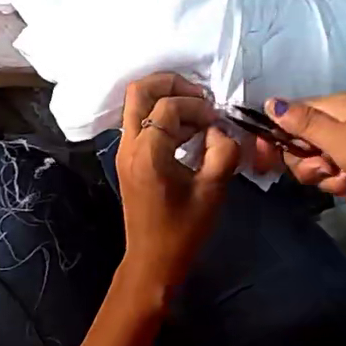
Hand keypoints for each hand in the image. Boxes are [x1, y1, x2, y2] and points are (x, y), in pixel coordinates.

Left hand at [113, 73, 240, 302]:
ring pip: (136, 104)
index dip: (197, 106)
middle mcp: (129, 145)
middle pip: (139, 91)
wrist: (152, 261)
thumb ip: (222, 151)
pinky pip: (139, 122)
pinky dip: (161, 116)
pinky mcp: (127, 158)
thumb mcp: (212, 190)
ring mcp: (124, 151)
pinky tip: (186, 132)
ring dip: (166, 99)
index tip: (217, 122)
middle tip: (201, 97)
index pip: (168, 107)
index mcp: (147, 153)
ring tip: (198, 116)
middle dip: (171, 84)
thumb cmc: (183, 230)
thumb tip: (219, 129)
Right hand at [250, 93, 345, 238]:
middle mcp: (342, 124)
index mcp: (336, 107)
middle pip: (299, 143)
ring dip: (326, 179)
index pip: (289, 114)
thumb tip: (270, 102)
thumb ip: (304, 123)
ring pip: (316, 165)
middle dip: (305, 163)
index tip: (265, 158)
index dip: (275, 135)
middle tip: (325, 169)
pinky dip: (343, 187)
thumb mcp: (343, 140)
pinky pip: (336, 179)